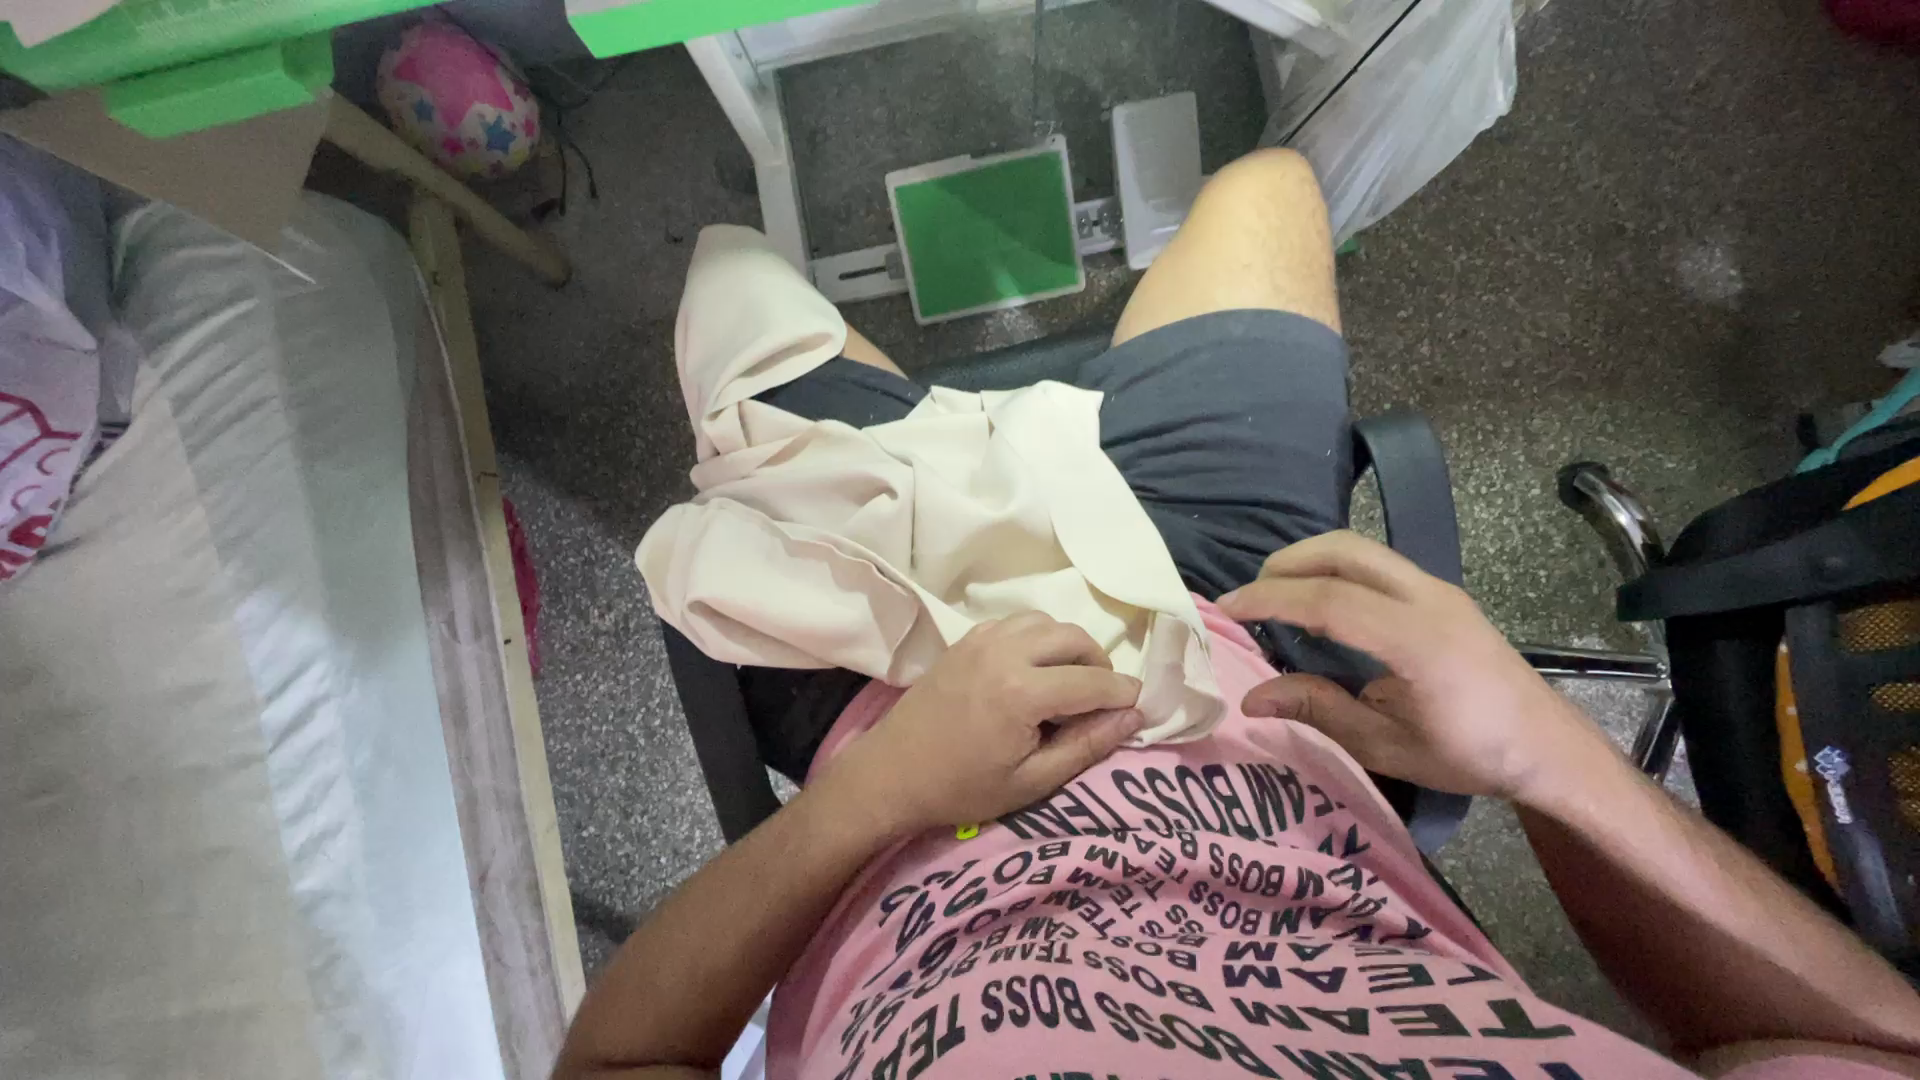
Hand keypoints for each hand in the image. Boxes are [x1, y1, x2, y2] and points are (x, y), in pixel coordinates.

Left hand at [813, 613, 1145, 835]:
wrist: (892, 773)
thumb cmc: (962, 787)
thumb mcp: (1031, 781)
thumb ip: (1086, 745)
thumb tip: (1133, 717)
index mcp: (1022, 692)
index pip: (1094, 681)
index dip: (1124, 694)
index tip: (1138, 708)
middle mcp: (1004, 652)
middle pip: (1073, 637)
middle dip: (1098, 663)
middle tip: (1100, 699)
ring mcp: (981, 639)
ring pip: (1045, 621)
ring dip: (1067, 645)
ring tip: (1068, 682)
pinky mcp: (965, 639)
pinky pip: (1015, 622)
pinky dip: (1035, 638)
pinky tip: (1032, 670)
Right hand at [1216, 531, 1615, 802]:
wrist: (1550, 747)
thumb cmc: (1470, 754)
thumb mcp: (1386, 746)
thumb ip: (1318, 711)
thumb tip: (1252, 698)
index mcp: (1419, 641)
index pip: (1330, 601)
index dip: (1271, 599)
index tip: (1226, 609)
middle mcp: (1429, 599)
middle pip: (1343, 551)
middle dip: (1286, 564)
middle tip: (1249, 596)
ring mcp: (1438, 589)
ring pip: (1359, 549)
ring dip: (1308, 561)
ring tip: (1275, 596)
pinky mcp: (1439, 592)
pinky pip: (1374, 564)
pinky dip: (1332, 571)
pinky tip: (1317, 605)